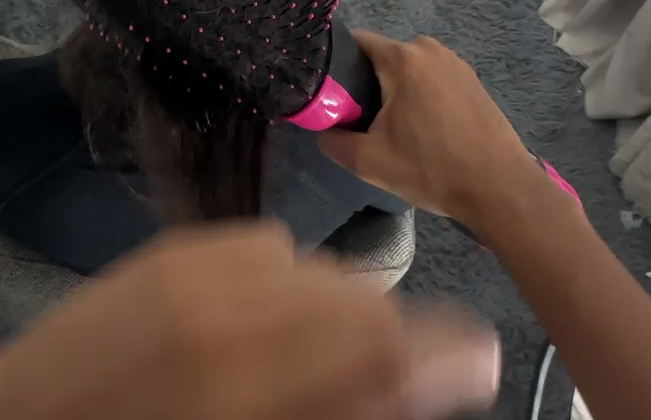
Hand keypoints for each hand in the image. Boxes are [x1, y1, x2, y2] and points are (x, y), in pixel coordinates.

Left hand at [0, 223, 498, 419]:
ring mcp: (195, 267)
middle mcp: (229, 310)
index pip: (382, 348)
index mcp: (248, 384)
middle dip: (394, 329)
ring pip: (314, 264)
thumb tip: (395, 381)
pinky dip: (285, 277)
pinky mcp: (170, 248)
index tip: (480, 357)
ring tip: (319, 343)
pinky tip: (263, 315)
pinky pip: (263, 246)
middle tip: (397, 364)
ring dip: (335, 299)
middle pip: (356, 295)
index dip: (448, 351)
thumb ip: (328, 402)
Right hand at [319, 30, 554, 240]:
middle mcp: (428, 49)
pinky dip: (420, 94)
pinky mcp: (472, 79)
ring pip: (407, 67)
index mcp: (402, 58)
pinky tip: (424, 127)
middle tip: (362, 118)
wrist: (502, 190)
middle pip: (381, 56)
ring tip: (394, 126)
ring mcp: (455, 62)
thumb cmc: (433, 169)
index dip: (336, 64)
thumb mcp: (369, 161)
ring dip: (395, 89)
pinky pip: (431, 77)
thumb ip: (333, 140)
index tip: (331, 94)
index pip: (354, 42)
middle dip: (366, 81)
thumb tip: (321, 128)